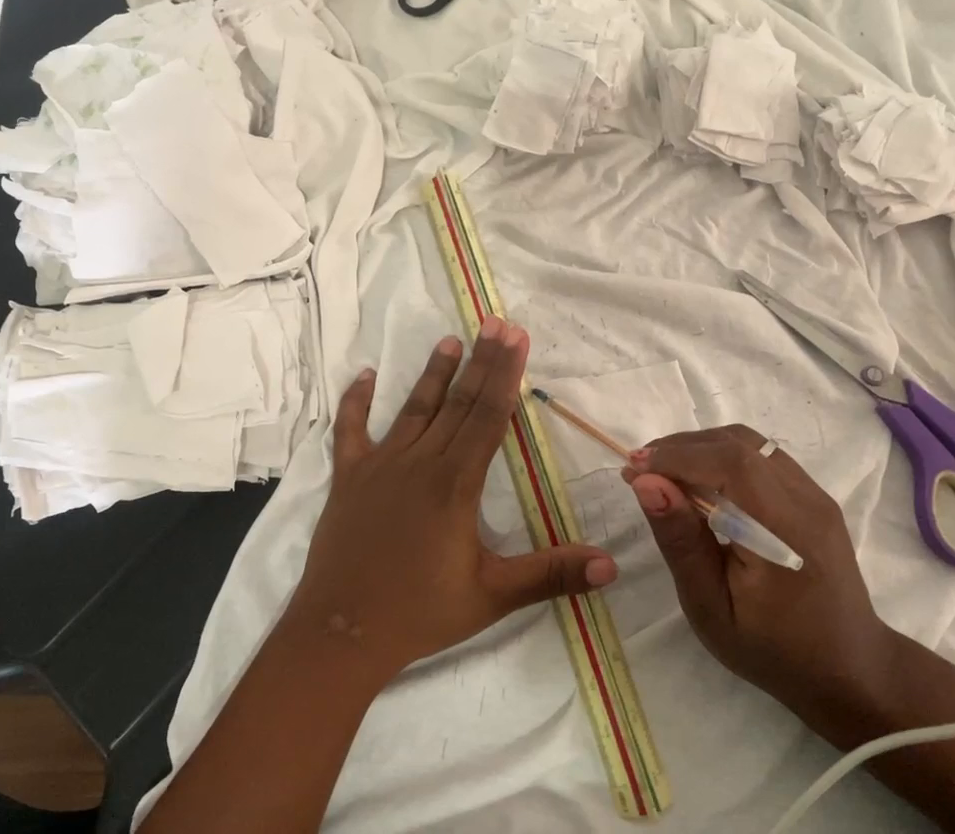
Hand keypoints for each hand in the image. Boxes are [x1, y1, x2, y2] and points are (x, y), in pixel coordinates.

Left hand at [282, 318, 617, 684]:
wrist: (343, 631)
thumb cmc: (420, 613)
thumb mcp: (493, 596)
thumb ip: (551, 575)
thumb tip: (612, 566)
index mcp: (454, 484)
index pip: (488, 417)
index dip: (505, 375)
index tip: (517, 338)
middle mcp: (418, 463)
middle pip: (456, 402)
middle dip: (480, 361)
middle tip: (496, 322)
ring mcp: (378, 467)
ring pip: (412, 409)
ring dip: (432, 373)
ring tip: (449, 339)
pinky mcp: (348, 478)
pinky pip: (350, 431)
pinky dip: (356, 401)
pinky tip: (363, 375)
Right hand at [627, 426, 892, 715]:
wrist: (848, 669)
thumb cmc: (772, 649)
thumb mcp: (711, 608)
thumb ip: (681, 542)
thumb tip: (647, 483)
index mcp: (785, 531)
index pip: (729, 461)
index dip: (676, 455)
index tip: (633, 470)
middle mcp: (807, 501)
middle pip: (738, 443)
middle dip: (681, 448)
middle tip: (640, 471)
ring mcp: (815, 496)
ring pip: (750, 444)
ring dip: (700, 449)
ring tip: (663, 475)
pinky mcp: (814, 499)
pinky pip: (763, 458)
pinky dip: (722, 459)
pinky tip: (700, 485)